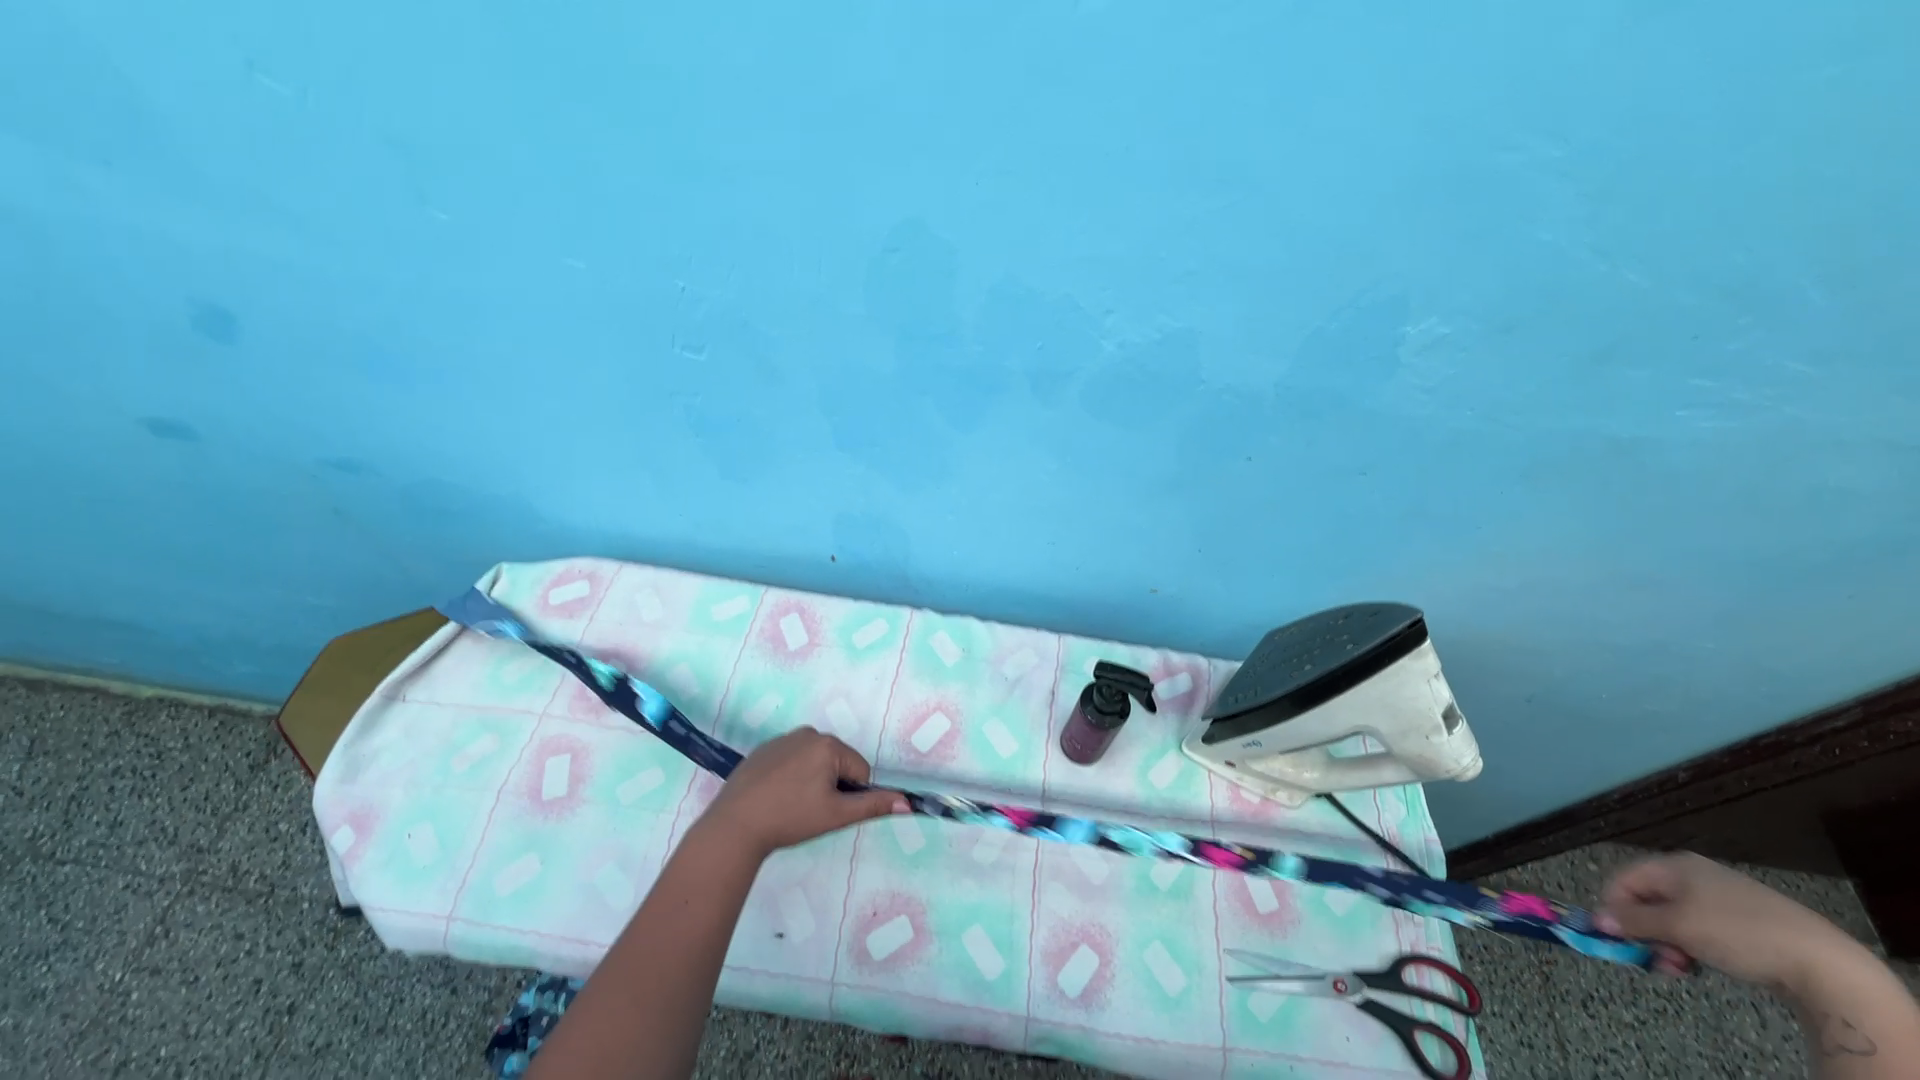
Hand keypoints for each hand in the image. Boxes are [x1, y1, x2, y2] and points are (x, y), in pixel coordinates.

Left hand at [698, 727, 906, 857]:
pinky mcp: (763, 750)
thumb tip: (907, 803)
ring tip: (791, 804)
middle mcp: (808, 733)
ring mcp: (783, 739)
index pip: (859, 770)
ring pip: (814, 762)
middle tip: (809, 809)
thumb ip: (873, 805)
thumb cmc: (791, 818)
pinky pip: (791, 761)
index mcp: (828, 744)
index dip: (848, 794)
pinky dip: (790, 776)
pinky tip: (775, 796)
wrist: (735, 824)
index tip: (826, 809)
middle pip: (837, 763)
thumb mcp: (837, 815)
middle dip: (831, 785)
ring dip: (811, 780)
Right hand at [1595, 852, 1849, 986]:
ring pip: (1673, 917)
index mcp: (1674, 865)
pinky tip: (1704, 964)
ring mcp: (1721, 896)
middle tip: (1658, 960)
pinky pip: (1700, 927)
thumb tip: (1596, 919)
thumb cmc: (1737, 933)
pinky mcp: (1743, 919)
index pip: (1622, 881)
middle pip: (1647, 900)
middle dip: (1645, 931)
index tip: (1620, 941)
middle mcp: (1694, 874)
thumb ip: (1632, 921)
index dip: (1613, 909)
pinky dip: (1693, 945)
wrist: (1821, 961)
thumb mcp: (1677, 927)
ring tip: (1683, 967)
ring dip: (1668, 943)